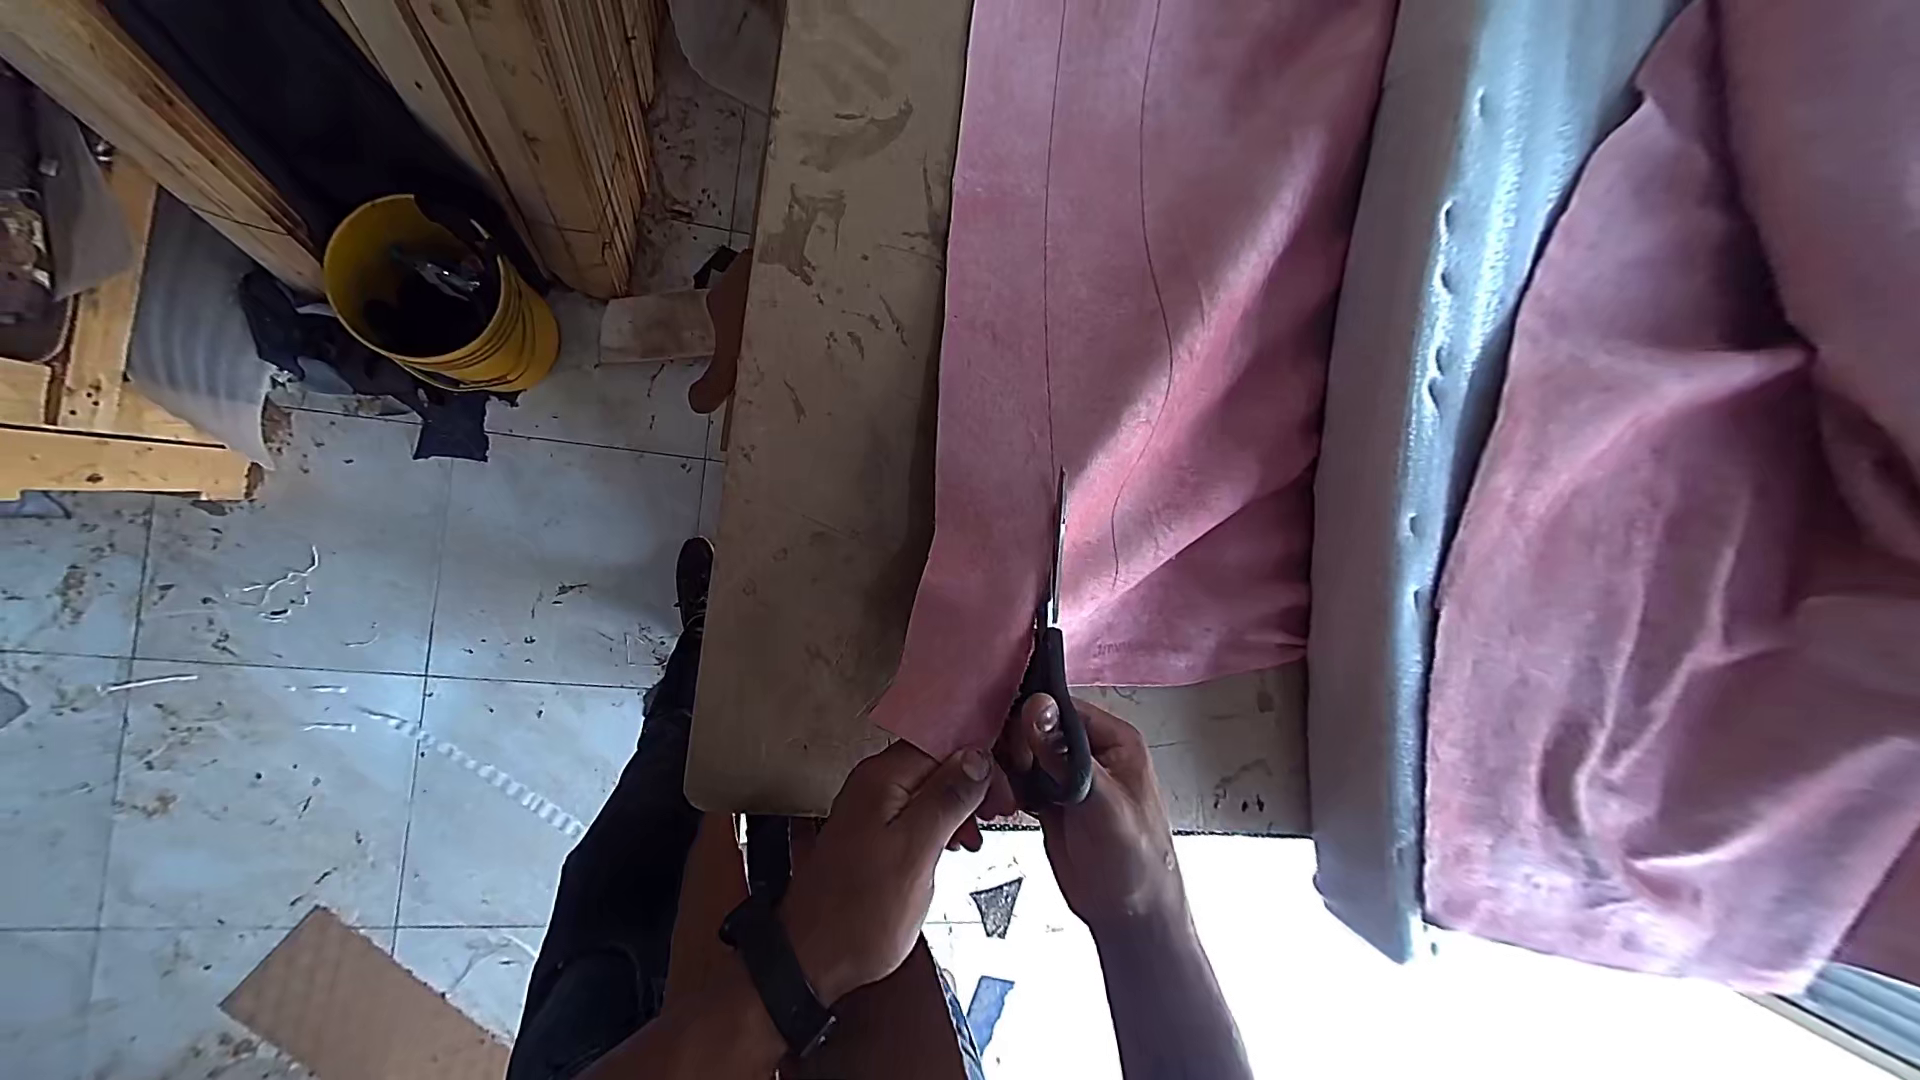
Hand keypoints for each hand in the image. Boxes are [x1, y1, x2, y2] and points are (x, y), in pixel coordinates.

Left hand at [778, 741, 992, 1002]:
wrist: (812, 960)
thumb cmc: (857, 913)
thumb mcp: (915, 852)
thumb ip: (947, 798)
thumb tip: (977, 757)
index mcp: (882, 777)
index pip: (943, 741)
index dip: (979, 760)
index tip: (1002, 789)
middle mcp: (875, 782)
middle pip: (937, 759)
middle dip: (973, 781)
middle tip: (999, 811)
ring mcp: (873, 805)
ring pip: (930, 784)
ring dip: (961, 801)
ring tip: (978, 833)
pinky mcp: (875, 829)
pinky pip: (917, 807)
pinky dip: (942, 819)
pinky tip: (955, 842)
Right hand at [995, 694, 1185, 935]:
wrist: (1128, 918)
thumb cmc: (1135, 862)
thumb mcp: (1100, 802)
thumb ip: (1067, 755)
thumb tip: (1038, 707)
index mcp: (1113, 739)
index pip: (1062, 707)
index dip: (1032, 717)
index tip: (1011, 738)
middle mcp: (1089, 750)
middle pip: (1037, 726)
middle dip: (1015, 746)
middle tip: (1005, 770)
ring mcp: (1067, 774)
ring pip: (1023, 751)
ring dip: (1006, 767)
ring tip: (1001, 789)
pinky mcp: (1049, 796)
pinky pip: (1018, 777)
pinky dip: (1005, 786)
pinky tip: (1002, 800)